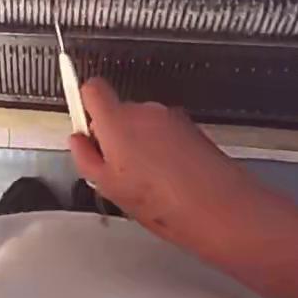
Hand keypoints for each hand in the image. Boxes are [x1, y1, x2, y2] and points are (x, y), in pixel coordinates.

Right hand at [67, 78, 279, 261]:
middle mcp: (144, 110)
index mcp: (117, 120)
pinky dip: (160, 148)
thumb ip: (86, 158)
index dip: (84, 103)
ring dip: (138, 143)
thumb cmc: (164, 202)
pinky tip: (165, 178)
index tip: (84, 123)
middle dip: (113, 133)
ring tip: (145, 180)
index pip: (91, 89)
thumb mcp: (108, 187)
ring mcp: (169, 117)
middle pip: (117, 109)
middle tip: (116, 168)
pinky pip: (163, 131)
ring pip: (141, 122)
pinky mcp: (189, 127)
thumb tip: (78, 143)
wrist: (219, 208)